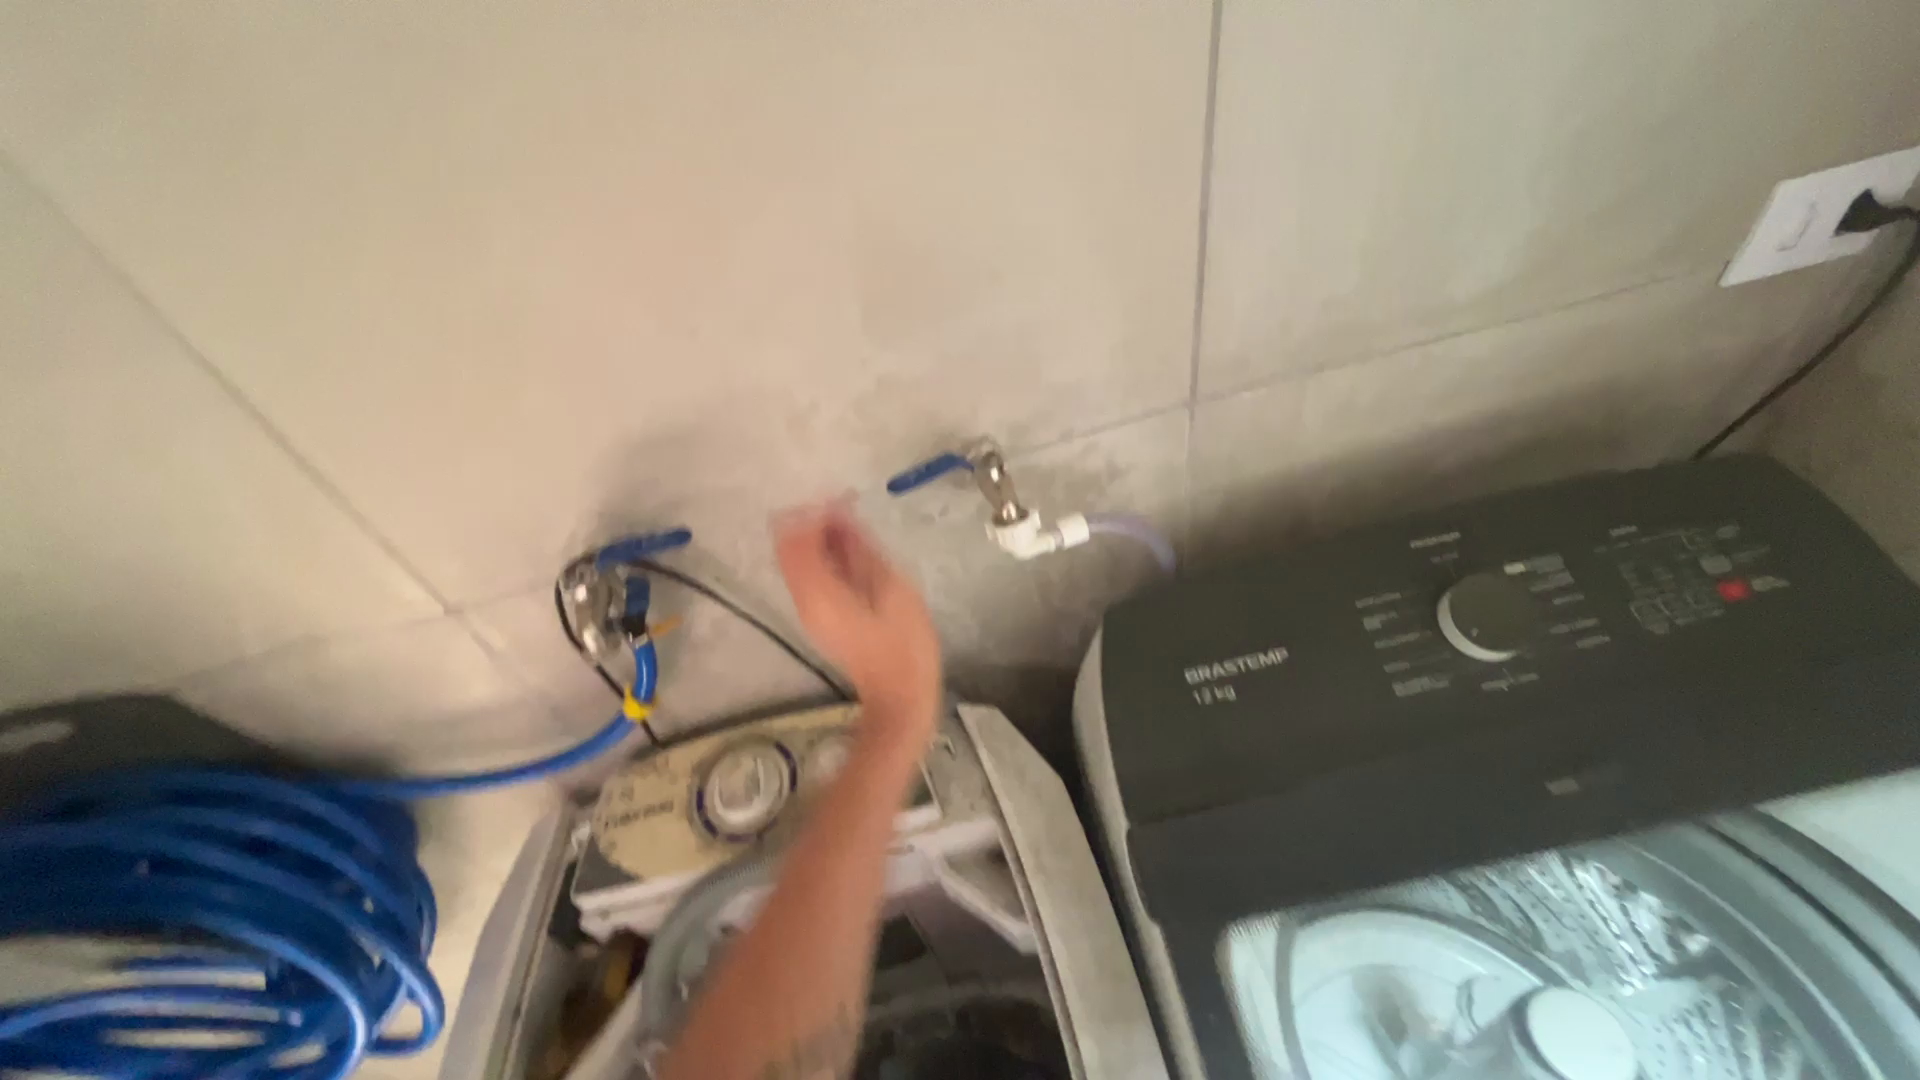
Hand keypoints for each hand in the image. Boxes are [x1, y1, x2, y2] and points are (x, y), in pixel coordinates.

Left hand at [774, 503, 941, 752]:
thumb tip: (840, 515)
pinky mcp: (817, 616)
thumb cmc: (905, 644)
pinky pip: (808, 575)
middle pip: (788, 545)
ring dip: (818, 538)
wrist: (900, 695)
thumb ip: (861, 549)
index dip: (814, 511)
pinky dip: (823, 557)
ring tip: (853, 529)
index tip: (842, 499)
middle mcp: (802, 599)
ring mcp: (807, 610)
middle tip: (848, 510)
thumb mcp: (893, 588)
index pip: (796, 537)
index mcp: (819, 591)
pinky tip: (852, 553)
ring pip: (796, 559)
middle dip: (813, 521)